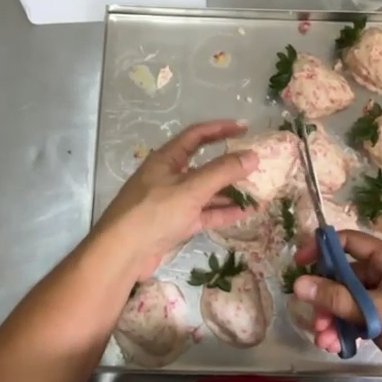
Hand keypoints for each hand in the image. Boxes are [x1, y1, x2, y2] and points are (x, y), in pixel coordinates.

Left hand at [93, 120, 256, 279]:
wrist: (122, 253)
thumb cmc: (153, 212)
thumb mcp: (190, 189)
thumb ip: (222, 172)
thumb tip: (253, 156)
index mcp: (167, 159)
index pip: (197, 135)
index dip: (220, 129)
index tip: (245, 128)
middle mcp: (170, 176)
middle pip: (205, 165)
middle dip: (230, 165)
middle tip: (257, 165)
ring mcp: (173, 201)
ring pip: (207, 191)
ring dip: (231, 191)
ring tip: (259, 191)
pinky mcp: (176, 224)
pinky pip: (205, 213)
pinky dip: (224, 212)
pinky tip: (246, 213)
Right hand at [291, 230, 381, 381]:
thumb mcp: (374, 313)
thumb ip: (336, 298)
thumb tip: (298, 283)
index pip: (349, 241)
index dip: (322, 248)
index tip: (299, 264)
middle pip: (346, 276)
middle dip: (326, 297)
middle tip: (313, 319)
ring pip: (350, 300)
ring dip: (333, 318)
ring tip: (323, 340)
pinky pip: (358, 317)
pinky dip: (345, 328)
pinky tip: (335, 346)